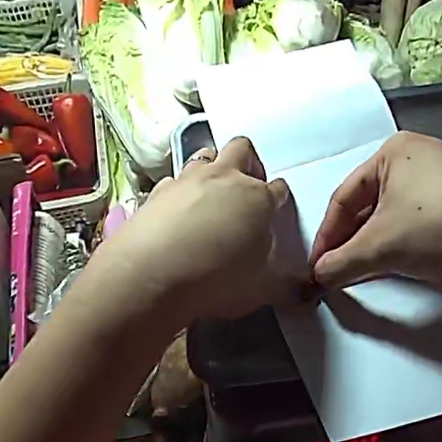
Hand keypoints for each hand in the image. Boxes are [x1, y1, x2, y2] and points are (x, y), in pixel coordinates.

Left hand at [76, 138, 294, 333]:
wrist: (150, 276)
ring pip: (206, 155)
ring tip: (211, 197)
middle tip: (246, 190)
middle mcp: (224, 179)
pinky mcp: (157, 192)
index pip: (279, 190)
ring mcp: (187, 181)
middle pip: (243, 150)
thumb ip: (277, 283)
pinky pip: (174, 181)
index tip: (274, 215)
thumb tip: (291, 290)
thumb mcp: (258, 291)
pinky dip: (179, 192)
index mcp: (258, 199)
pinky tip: (176, 214)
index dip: (278, 202)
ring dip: (212, 170)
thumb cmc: (212, 282)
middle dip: (249, 164)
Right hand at [309, 132, 441, 288]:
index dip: (326, 237)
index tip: (317, 268)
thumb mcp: (381, 248)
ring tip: (363, 271)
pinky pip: (414, 220)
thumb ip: (340, 263)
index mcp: (393, 151)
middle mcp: (417, 155)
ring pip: (389, 215)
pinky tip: (397, 262)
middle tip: (337, 272)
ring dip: (372, 245)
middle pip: (365, 206)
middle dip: (349, 241)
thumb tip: (318, 276)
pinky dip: (398, 243)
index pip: (342, 198)